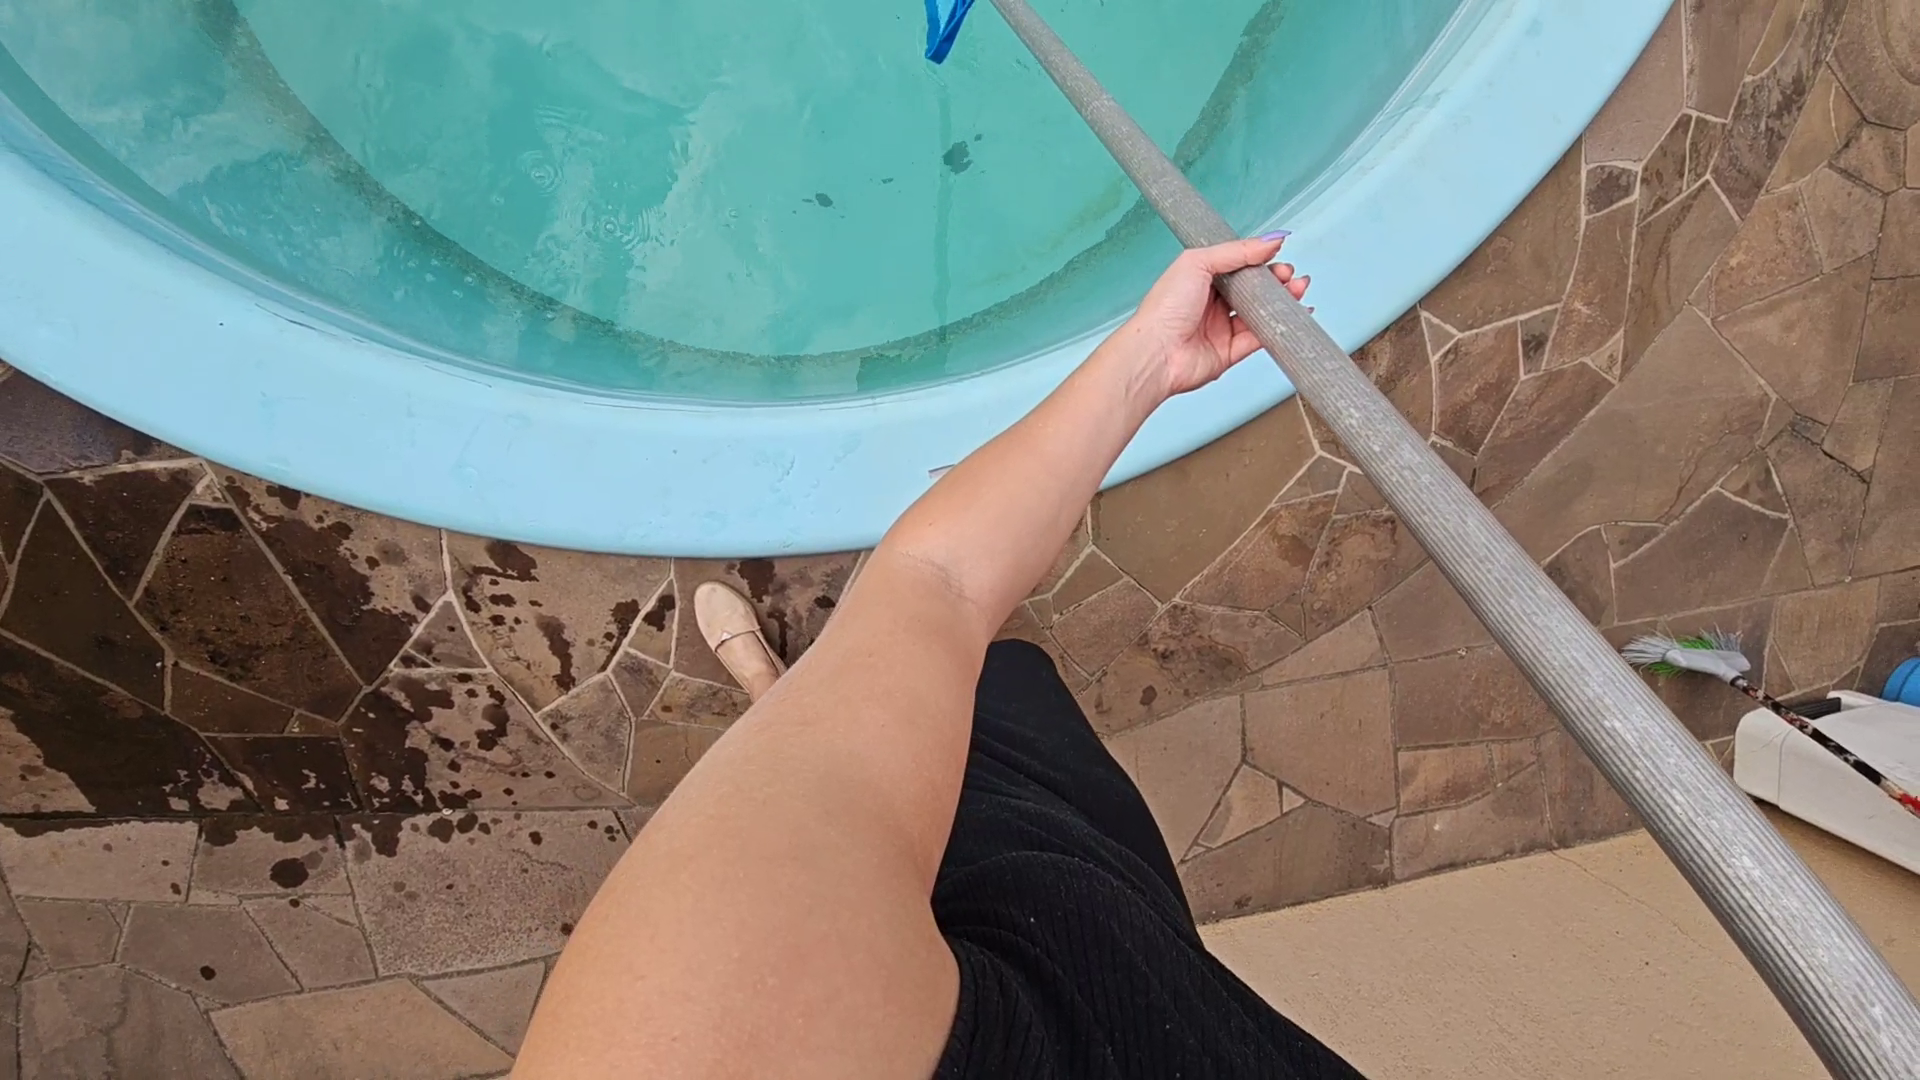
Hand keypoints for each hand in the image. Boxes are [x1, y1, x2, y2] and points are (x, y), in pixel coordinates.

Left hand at [1119, 235, 1310, 398]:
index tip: (1277, 256)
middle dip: (1276, 281)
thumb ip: (1236, 251)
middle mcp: (1210, 305)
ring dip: (1282, 301)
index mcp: (1199, 281)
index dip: (1260, 262)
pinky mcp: (1228, 353)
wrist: (1155, 353)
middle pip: (1252, 290)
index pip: (1238, 267)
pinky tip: (1295, 315)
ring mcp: (1219, 329)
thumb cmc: (1163, 310)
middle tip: (1289, 276)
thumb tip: (1270, 240)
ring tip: (1298, 289)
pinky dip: (1279, 327)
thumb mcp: (1197, 262)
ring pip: (1260, 313)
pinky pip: (1259, 339)